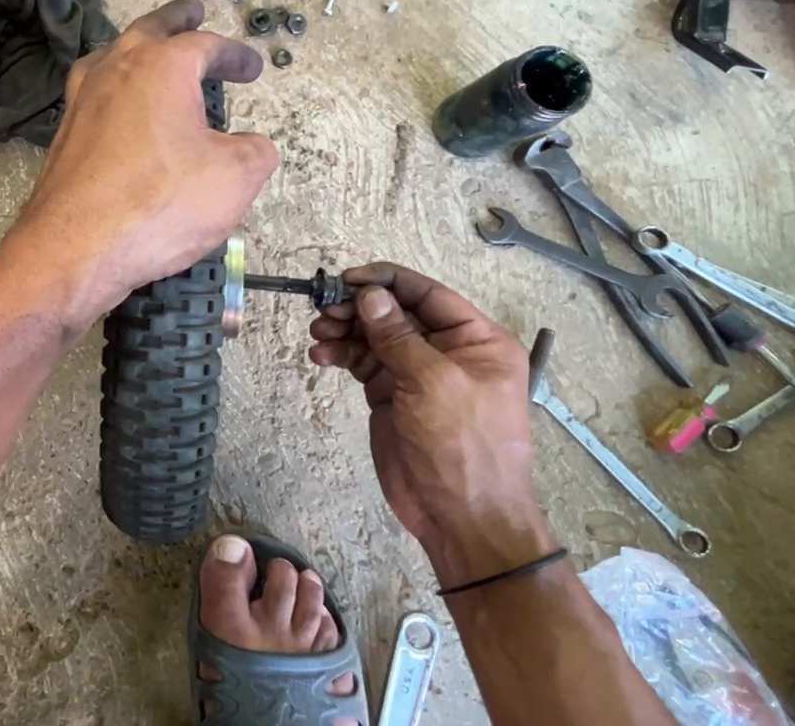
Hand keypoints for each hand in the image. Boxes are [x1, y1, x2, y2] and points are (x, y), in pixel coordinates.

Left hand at [0, 0, 276, 327]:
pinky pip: (93, 96)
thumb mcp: (234, 178)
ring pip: (110, 59)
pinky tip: (120, 111)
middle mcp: (114, 72)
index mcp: (159, 67)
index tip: (252, 69)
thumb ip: (254, 152)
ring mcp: (82, 103)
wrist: (75, 247)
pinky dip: (114, 90)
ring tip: (149, 52)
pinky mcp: (64, 137)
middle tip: (191, 11)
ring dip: (135, 49)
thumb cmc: (160, 203)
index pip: (205, 46)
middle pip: (147, 32)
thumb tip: (252, 146)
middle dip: (174, 20)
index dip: (234, 55)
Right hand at [308, 264, 554, 587]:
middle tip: (324, 312)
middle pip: (394, 312)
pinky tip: (321, 356)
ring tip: (318, 334)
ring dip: (343, 330)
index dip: (386, 281)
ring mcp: (416, 373)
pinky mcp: (391, 393)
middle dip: (357, 308)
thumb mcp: (433, 383)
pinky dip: (340, 355)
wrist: (459, 515)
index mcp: (476, 340)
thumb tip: (369, 294)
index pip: (427, 294)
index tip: (346, 279)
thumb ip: (398, 336)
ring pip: (373, 335)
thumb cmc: (461, 445)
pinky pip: (361, 361)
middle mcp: (447, 350)